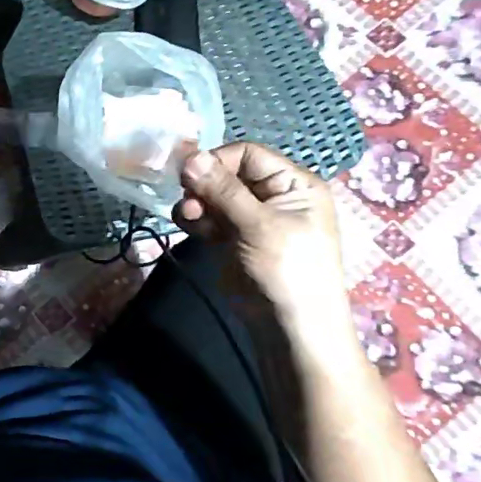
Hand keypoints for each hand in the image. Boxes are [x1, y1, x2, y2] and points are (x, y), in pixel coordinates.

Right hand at [176, 143, 346, 322]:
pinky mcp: (231, 238)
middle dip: (203, 184)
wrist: (289, 326)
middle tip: (188, 201)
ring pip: (212, 196)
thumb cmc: (287, 270)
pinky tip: (188, 226)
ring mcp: (249, 219)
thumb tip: (190, 157)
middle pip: (226, 173)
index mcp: (293, 184)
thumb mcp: (259, 225)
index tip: (189, 175)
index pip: (247, 154)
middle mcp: (271, 196)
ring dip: (195, 202)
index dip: (217, 160)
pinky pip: (207, 217)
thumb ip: (223, 190)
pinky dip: (195, 218)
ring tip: (187, 218)